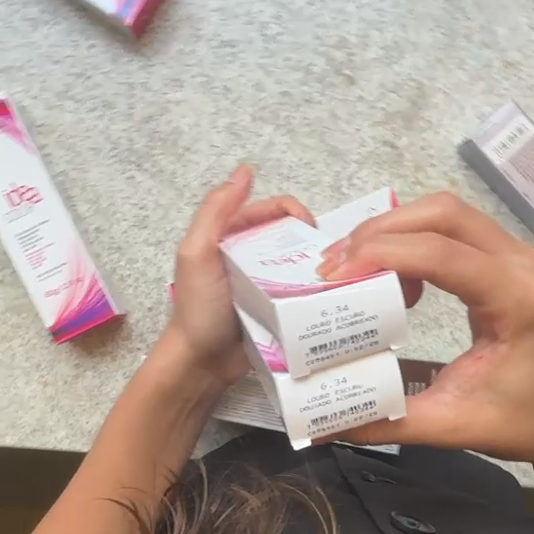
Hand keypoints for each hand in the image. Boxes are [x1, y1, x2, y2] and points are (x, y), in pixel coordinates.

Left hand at [160, 164, 314, 389]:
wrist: (201, 363)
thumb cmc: (199, 308)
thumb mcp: (198, 253)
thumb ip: (216, 211)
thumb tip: (245, 170)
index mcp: (230, 236)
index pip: (270, 210)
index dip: (294, 212)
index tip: (312, 231)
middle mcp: (249, 256)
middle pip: (289, 236)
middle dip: (310, 240)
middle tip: (328, 259)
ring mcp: (263, 283)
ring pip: (298, 264)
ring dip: (316, 266)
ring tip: (335, 278)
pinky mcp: (275, 309)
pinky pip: (298, 292)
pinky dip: (312, 290)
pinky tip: (329, 295)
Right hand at [316, 192, 533, 469]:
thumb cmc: (517, 423)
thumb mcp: (448, 427)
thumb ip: (384, 421)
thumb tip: (321, 422)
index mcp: (518, 301)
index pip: (442, 254)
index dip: (382, 255)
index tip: (333, 277)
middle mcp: (524, 264)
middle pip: (443, 215)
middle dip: (380, 232)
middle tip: (334, 265)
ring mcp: (520, 255)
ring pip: (447, 213)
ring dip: (394, 230)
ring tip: (352, 265)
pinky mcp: (508, 258)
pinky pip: (454, 228)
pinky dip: (412, 239)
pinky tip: (390, 274)